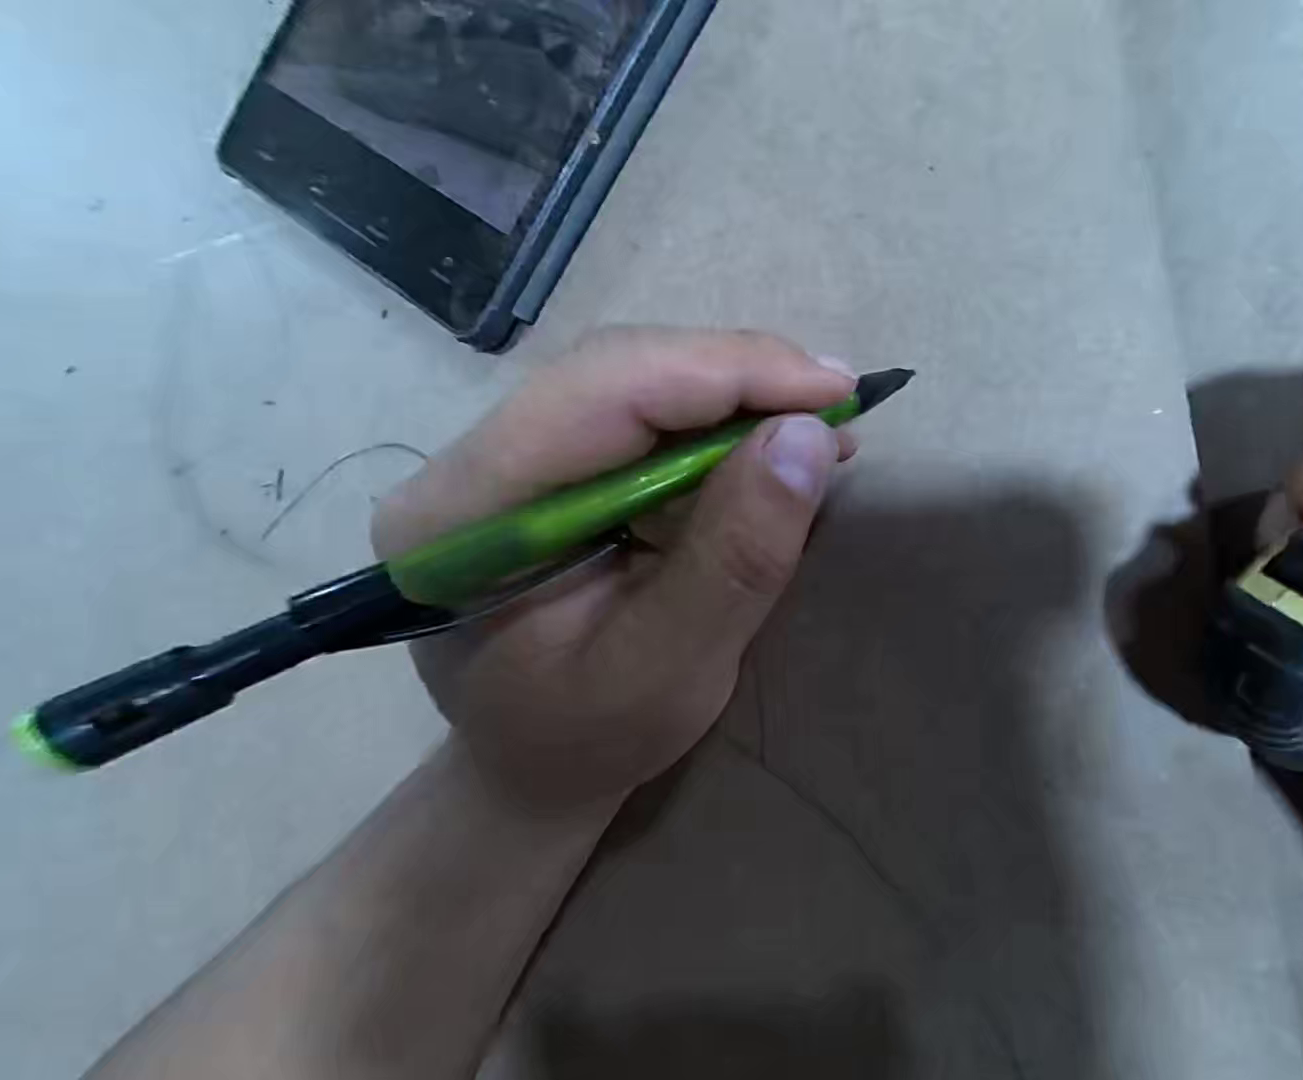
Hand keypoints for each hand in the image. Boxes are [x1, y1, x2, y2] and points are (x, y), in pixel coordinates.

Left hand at [371, 329, 855, 812]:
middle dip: (740, 376)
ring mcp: (513, 458)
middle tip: (837, 400)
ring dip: (738, 394)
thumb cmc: (592, 738)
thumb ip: (735, 558)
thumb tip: (807, 437)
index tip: (833, 390)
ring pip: (638, 382)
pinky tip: (774, 441)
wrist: (538, 764)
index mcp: (465, 516)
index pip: (601, 394)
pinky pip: (645, 416)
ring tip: (820, 423)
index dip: (726, 374)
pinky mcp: (557, 467)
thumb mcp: (672, 671)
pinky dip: (721, 421)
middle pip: (619, 372)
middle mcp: (473, 463)